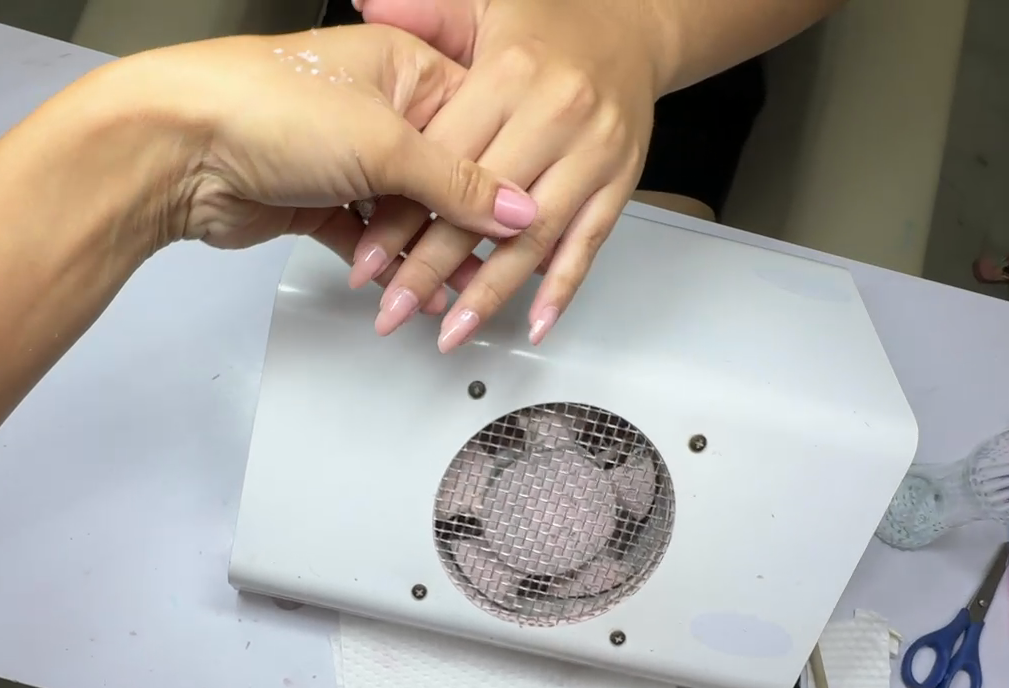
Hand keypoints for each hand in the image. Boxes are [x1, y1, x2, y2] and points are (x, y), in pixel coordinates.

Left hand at [76, 26, 539, 260]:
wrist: (181, 148)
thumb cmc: (267, 108)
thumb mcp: (385, 141)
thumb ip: (455, 182)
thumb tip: (515, 207)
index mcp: (407, 70)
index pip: (477, 131)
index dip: (500, 185)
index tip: (522, 229)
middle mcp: (381, 113)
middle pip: (442, 183)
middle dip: (462, 235)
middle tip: (486, 275)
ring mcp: (349, 161)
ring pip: (406, 220)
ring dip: (426, 261)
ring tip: (450, 298)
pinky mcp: (323, 204)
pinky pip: (370, 243)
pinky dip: (388, 270)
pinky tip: (409, 293)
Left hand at [350, 0, 673, 349]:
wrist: (641, 17)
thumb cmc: (550, 18)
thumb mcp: (480, 2)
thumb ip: (425, 15)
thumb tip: (367, 2)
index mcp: (509, 73)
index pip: (441, 162)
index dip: (400, 219)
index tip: (368, 266)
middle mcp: (554, 115)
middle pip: (478, 209)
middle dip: (431, 268)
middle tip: (394, 313)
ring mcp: (592, 153)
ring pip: (530, 237)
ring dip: (489, 292)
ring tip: (452, 333)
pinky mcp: (619, 182)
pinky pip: (588, 243)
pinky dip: (562, 288)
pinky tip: (535, 322)